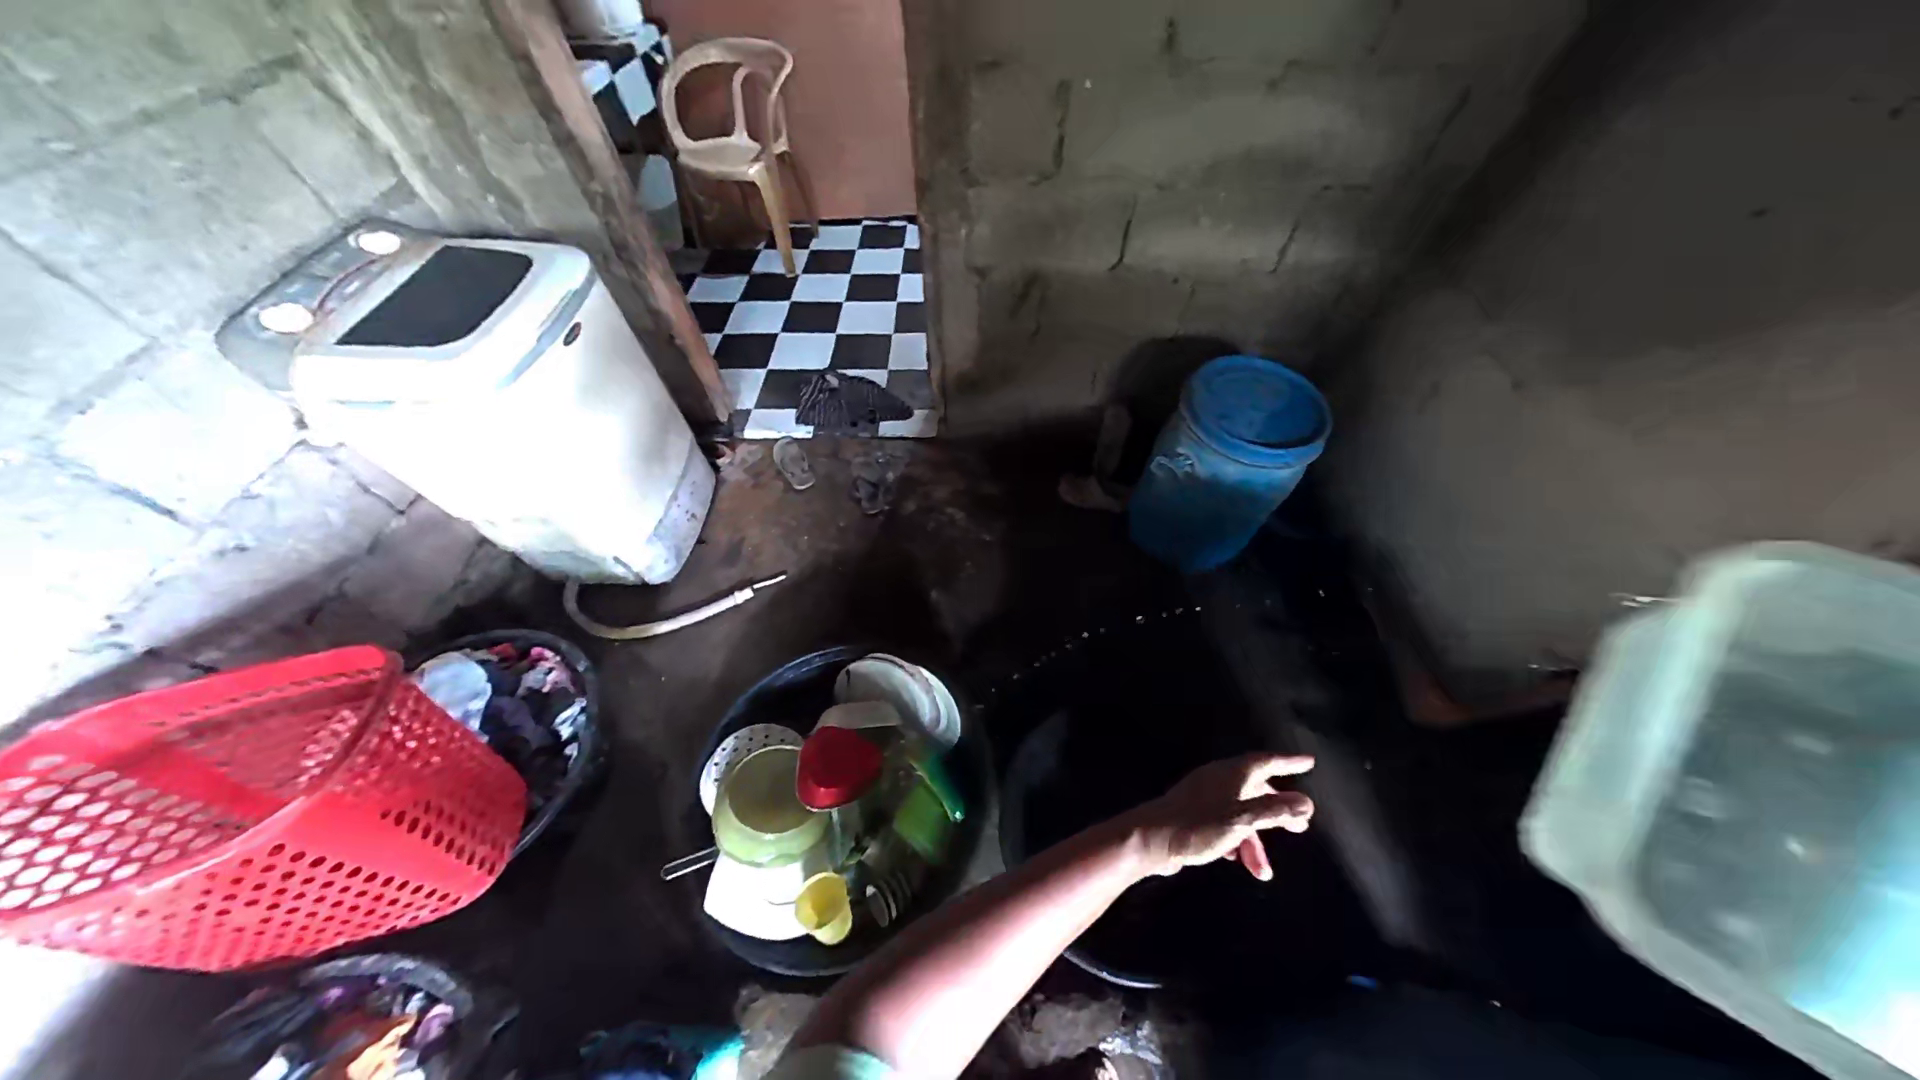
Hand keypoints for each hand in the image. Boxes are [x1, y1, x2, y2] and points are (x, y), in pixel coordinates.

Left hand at [1120, 753, 1314, 880]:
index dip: (1287, 762)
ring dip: (1255, 841)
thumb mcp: (1242, 820)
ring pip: (1240, 815)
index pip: (1264, 761)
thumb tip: (1307, 803)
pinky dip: (1236, 841)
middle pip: (1255, 789)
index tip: (1308, 762)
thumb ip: (1274, 810)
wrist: (1151, 840)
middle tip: (1299, 828)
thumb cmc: (1197, 825)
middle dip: (1277, 810)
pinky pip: (1224, 825)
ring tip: (1262, 871)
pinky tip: (1237, 860)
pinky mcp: (1193, 816)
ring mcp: (1203, 798)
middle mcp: (1217, 780)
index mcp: (1230, 773)